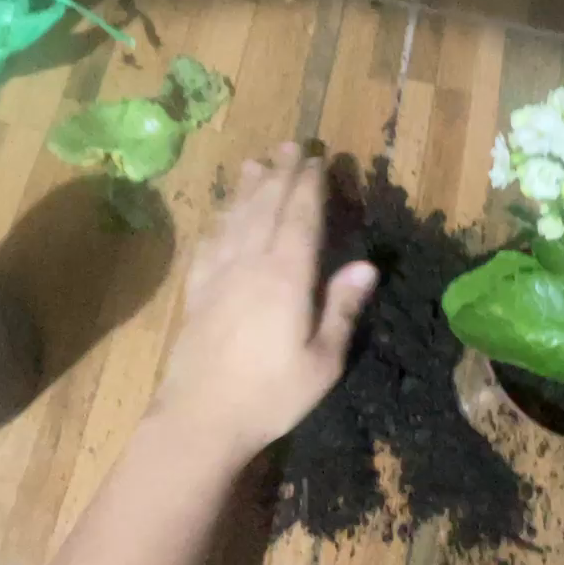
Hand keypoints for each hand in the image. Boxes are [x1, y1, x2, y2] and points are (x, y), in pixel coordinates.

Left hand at [148, 143, 377, 465]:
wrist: (200, 418)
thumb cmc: (271, 395)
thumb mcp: (322, 360)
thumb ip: (341, 308)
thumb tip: (367, 265)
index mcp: (285, 277)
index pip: (300, 217)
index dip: (309, 185)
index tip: (316, 159)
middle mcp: (250, 264)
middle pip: (266, 207)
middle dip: (280, 174)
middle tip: (289, 145)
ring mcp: (219, 275)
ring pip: (235, 219)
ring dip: (247, 188)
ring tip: (254, 163)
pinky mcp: (197, 292)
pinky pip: (210, 244)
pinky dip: (219, 222)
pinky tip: (221, 216)